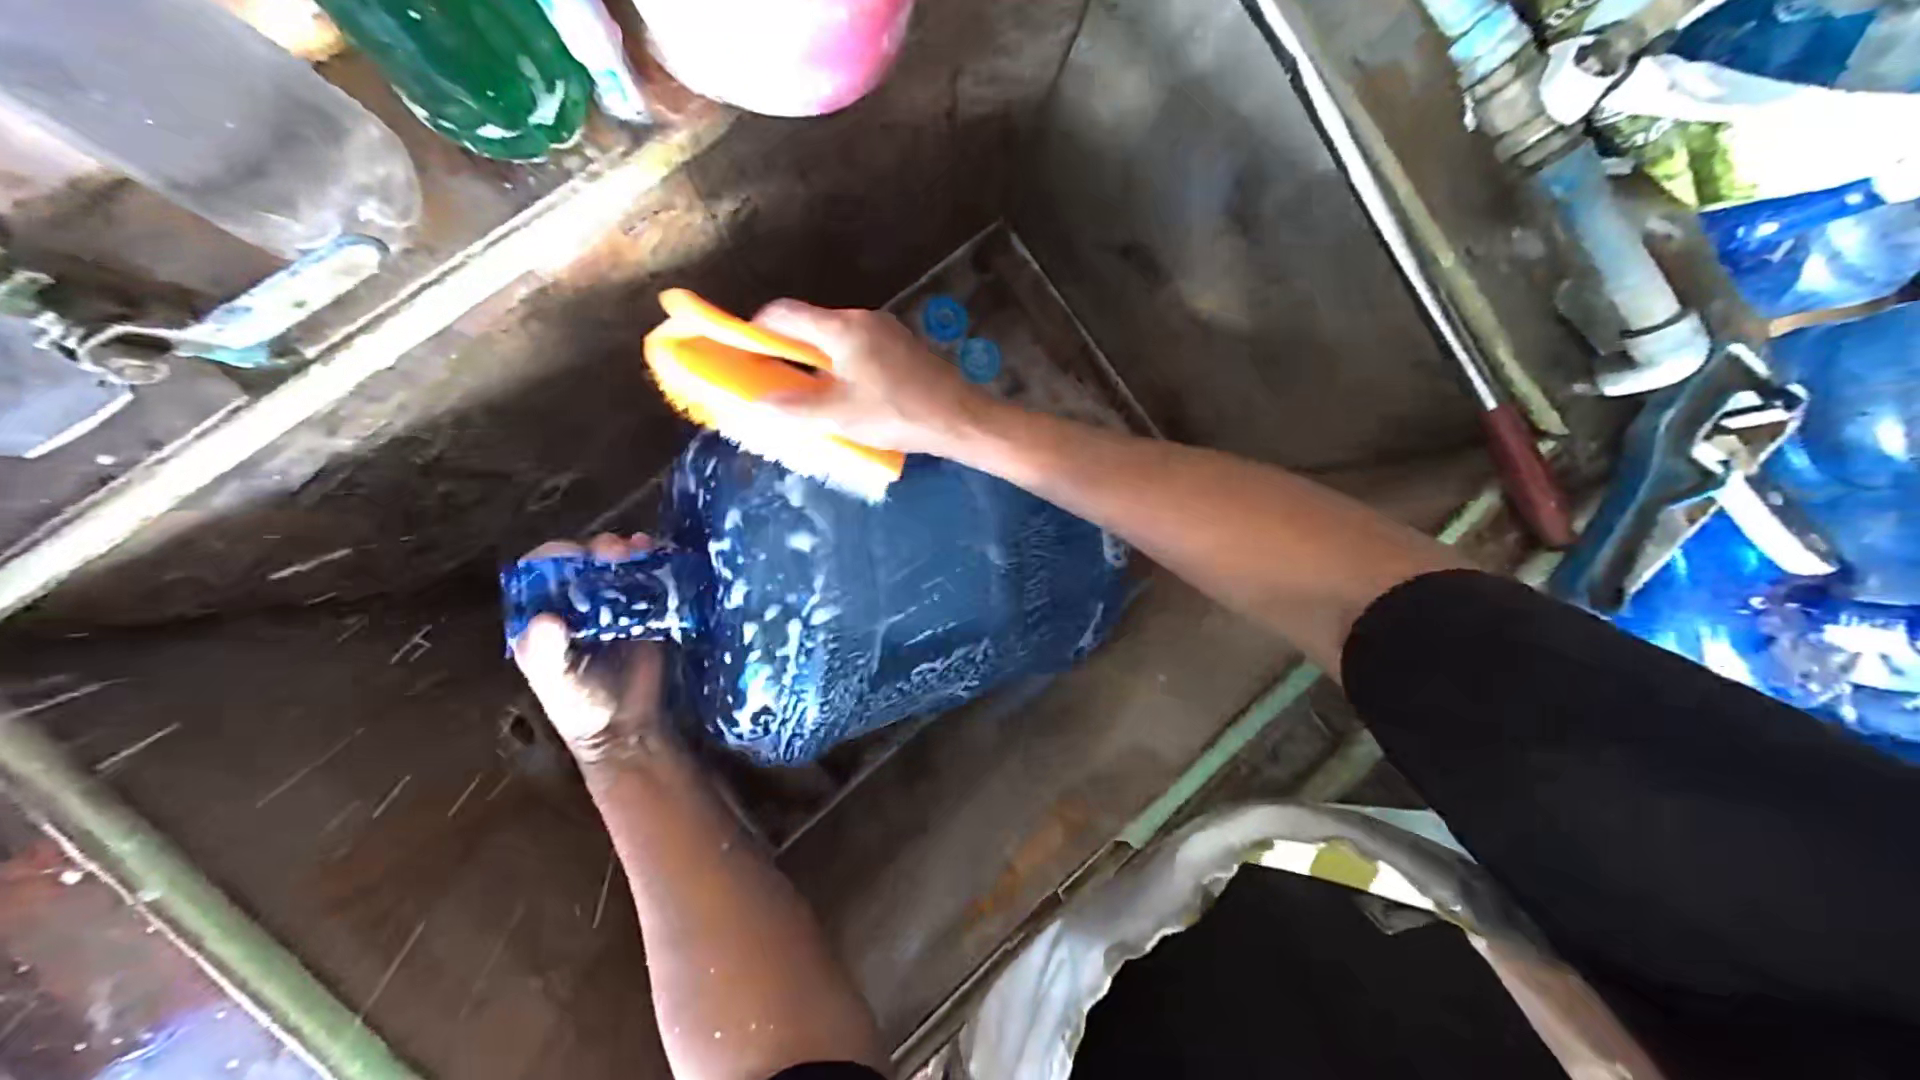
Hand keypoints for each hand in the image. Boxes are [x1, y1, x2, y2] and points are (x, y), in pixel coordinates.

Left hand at [511, 532, 672, 766]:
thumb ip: (544, 651)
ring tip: (639, 550)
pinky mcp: (650, 609)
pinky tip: (660, 554)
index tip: (576, 556)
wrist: (627, 727)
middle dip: (600, 548)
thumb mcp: (554, 680)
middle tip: (615, 552)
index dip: (557, 556)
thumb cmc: (582, 704)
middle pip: (586, 559)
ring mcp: (617, 602)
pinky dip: (657, 561)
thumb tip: (547, 618)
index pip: (544, 570)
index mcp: (547, 612)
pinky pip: (653, 578)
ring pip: (620, 562)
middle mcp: (581, 600)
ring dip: (630, 550)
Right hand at [751, 299, 1001, 456]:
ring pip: (834, 335)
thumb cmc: (898, 414)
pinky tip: (842, 390)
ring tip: (804, 389)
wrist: (959, 417)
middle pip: (809, 322)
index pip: (785, 313)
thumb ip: (796, 407)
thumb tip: (758, 401)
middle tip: (771, 376)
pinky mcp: (900, 345)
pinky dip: (838, 361)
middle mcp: (862, 319)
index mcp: (842, 329)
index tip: (744, 351)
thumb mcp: (841, 417)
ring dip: (813, 356)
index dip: (757, 328)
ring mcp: (885, 330)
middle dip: (784, 346)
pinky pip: (856, 345)